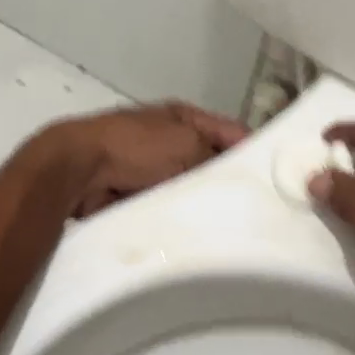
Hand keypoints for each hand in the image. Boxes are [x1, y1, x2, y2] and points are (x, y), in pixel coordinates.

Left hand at [39, 102, 247, 217]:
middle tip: (257, 213)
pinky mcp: (135, 196)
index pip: (232, 132)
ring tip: (231, 230)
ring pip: (189, 190)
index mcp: (184, 117)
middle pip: (211, 164)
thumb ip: (217, 159)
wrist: (77, 170)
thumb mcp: (189, 145)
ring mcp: (151, 169)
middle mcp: (170, 140)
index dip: (254, 152)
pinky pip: (166, 208)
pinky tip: (197, 237)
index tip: (277, 181)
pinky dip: (177, 218)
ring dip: (201, 205)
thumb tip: (235, 178)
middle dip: (228, 185)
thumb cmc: (137, 147)